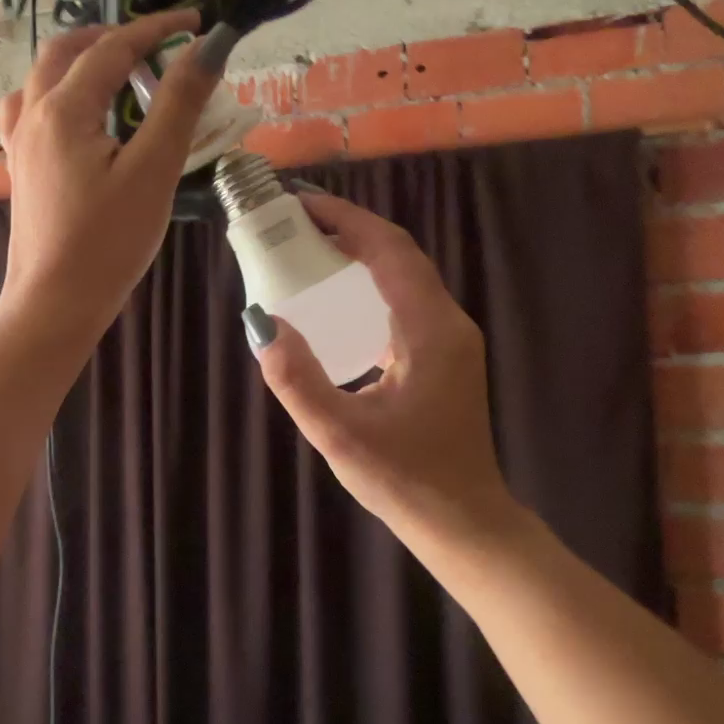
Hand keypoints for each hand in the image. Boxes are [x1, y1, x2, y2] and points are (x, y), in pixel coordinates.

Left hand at [0, 11, 220, 334]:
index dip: (156, 28)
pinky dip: (56, 96)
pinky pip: (30, 113)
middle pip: (64, 52)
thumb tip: (209, 44)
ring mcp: (20, 145)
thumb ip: (179, 102)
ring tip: (117, 76)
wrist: (53, 305)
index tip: (195, 22)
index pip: (112, 47)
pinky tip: (79, 120)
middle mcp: (33, 116)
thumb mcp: (153, 170)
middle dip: (110, 37)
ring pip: (41, 79)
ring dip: (77, 63)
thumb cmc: (106, 243)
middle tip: (154, 46)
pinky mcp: (20, 171)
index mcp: (63, 109)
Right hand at [249, 192, 521, 539]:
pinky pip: (402, 300)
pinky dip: (366, 283)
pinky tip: (333, 298)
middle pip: (397, 254)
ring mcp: (448, 339)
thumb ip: (296, 379)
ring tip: (305, 248)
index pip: (388, 251)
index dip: (344, 219)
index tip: (297, 204)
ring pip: (402, 275)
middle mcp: (446, 323)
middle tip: (291, 221)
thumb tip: (261, 324)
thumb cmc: (404, 479)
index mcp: (429, 331)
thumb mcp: (339, 434)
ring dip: (356, 252)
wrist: (463, 520)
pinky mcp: (441, 356)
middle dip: (346, 228)